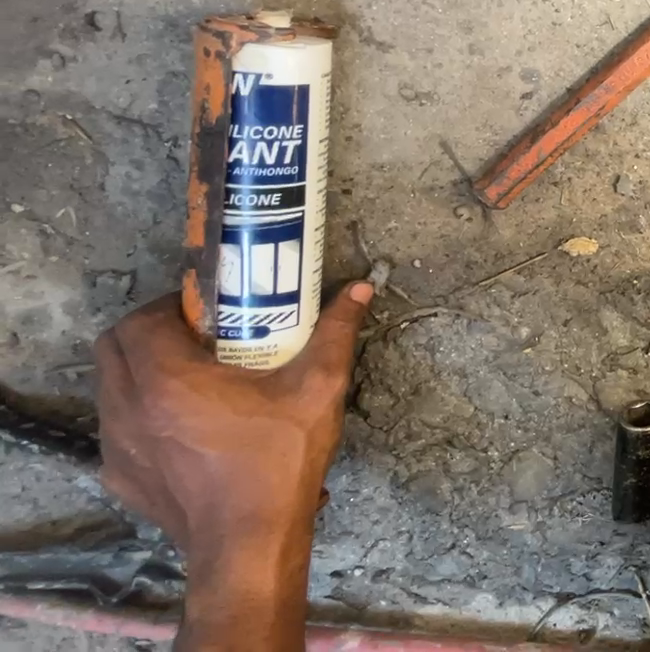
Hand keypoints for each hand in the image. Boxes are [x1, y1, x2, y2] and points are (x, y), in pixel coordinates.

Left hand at [93, 283, 373, 562]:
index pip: (138, 322)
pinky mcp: (121, 474)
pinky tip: (197, 419)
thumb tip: (360, 289)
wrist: (248, 536)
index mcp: (168, 381)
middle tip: (206, 330)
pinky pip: (121, 424)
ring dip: (149, 367)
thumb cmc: (282, 453)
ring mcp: (116, 445)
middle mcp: (127, 408)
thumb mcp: (321, 385)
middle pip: (113, 349)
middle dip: (154, 329)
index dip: (170, 304)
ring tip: (205, 372)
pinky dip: (148, 406)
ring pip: (113, 387)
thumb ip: (336, 332)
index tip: (212, 305)